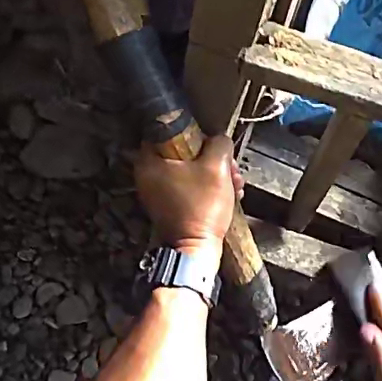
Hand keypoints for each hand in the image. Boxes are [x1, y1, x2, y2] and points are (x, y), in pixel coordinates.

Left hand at [133, 135, 241, 258]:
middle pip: (185, 154)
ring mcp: (157, 193)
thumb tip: (220, 140)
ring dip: (215, 175)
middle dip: (213, 160)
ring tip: (234, 184)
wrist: (197, 249)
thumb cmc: (203, 208)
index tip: (213, 147)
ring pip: (190, 171)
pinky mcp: (168, 207)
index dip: (197, 136)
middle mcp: (147, 176)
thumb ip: (219, 144)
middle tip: (231, 169)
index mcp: (149, 161)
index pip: (171, 132)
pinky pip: (189, 188)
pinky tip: (227, 195)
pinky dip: (207, 189)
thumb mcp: (217, 167)